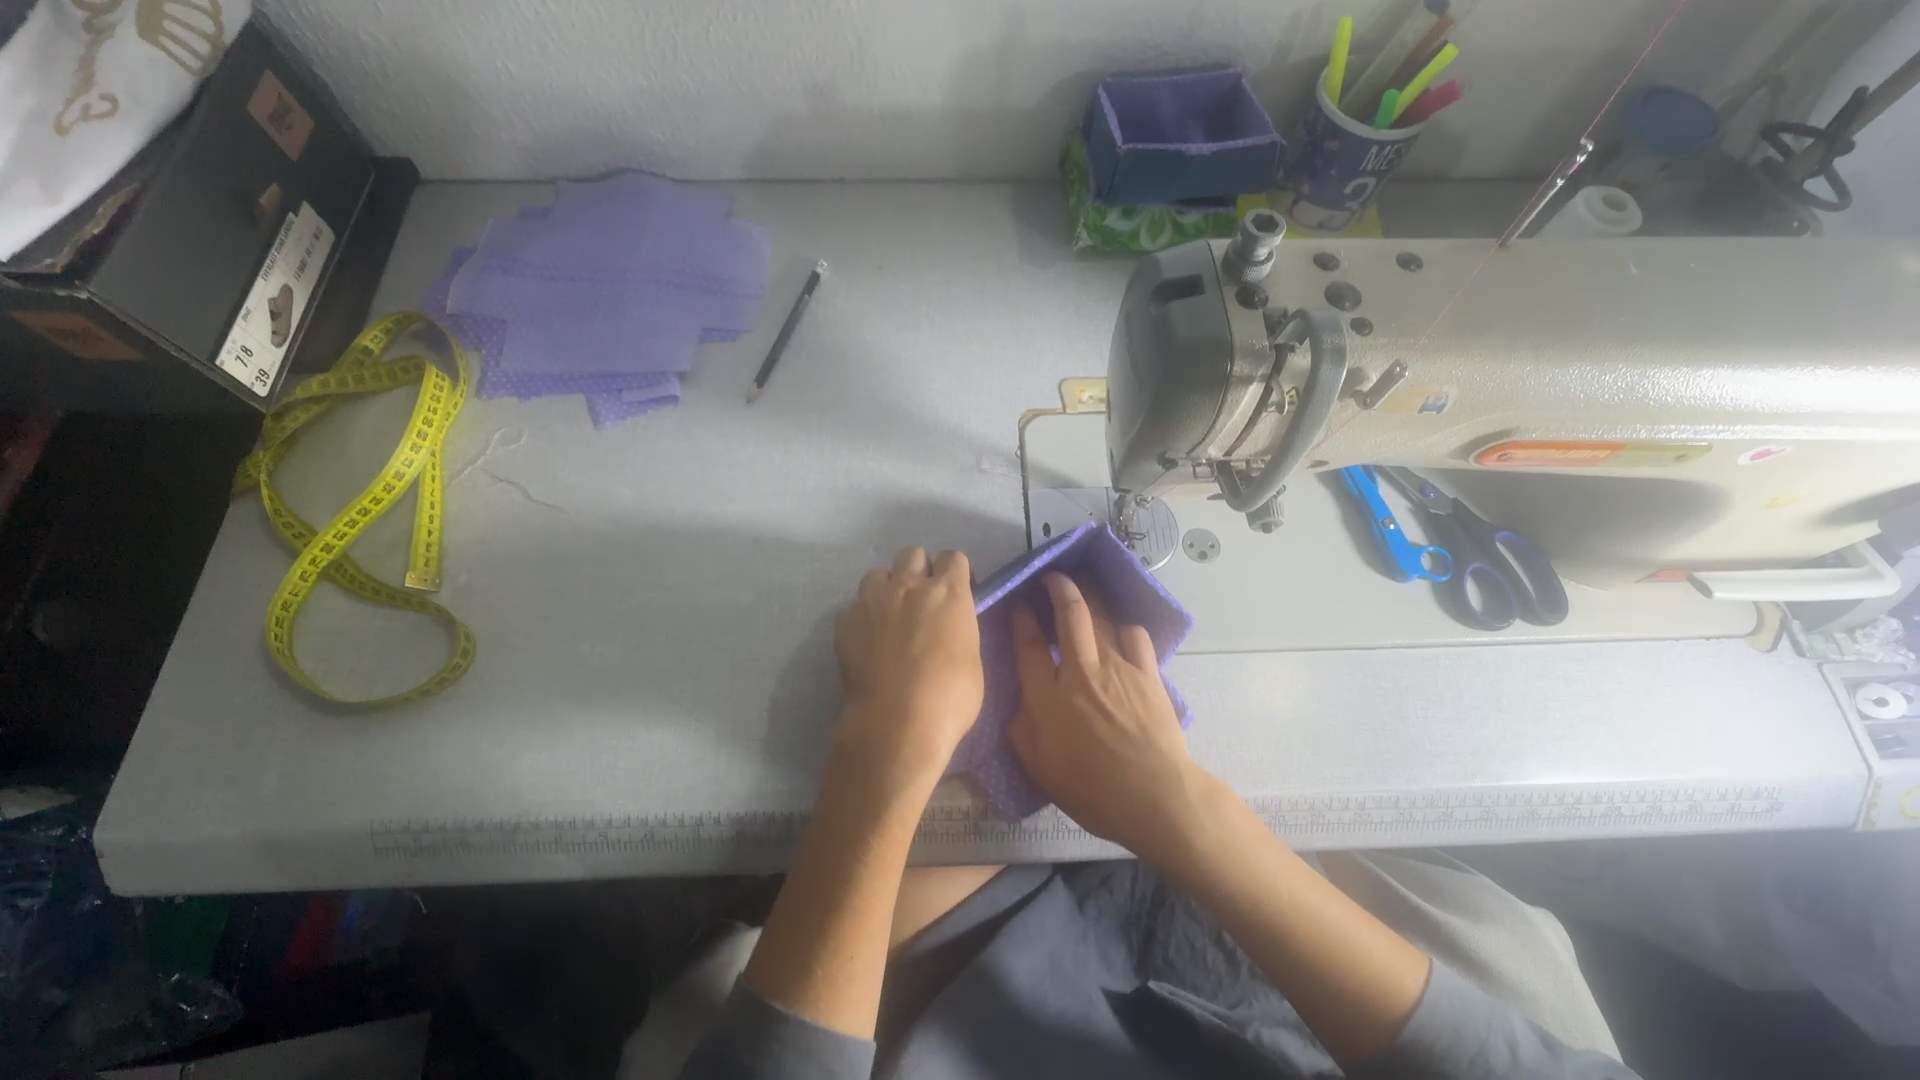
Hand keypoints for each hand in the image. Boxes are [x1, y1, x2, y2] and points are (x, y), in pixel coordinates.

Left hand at [831, 547, 983, 791]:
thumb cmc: (949, 699)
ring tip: (890, 619)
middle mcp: (909, 586)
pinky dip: (862, 620)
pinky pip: (854, 607)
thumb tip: (950, 628)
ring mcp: (872, 601)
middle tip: (922, 603)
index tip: (956, 595)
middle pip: (912, 554)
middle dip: (919, 571)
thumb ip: (959, 630)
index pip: (953, 558)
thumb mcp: (973, 660)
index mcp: (948, 593)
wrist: (895, 724)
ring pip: (877, 574)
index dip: (956, 574)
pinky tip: (868, 646)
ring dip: (887, 589)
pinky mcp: (844, 621)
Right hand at [1007, 573, 1220, 864]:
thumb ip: (1020, 731)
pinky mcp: (1148, 675)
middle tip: (1051, 577)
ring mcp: (1118, 669)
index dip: (1021, 616)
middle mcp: (1080, 672)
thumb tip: (1017, 705)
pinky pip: (1134, 636)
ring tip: (1083, 590)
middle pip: (1069, 614)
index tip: (1018, 601)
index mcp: (1047, 696)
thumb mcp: (1038, 768)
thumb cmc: (1090, 789)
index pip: (1028, 643)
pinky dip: (1124, 628)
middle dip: (1058, 588)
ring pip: (1102, 618)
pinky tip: (1120, 634)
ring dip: (1089, 599)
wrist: (1153, 796)